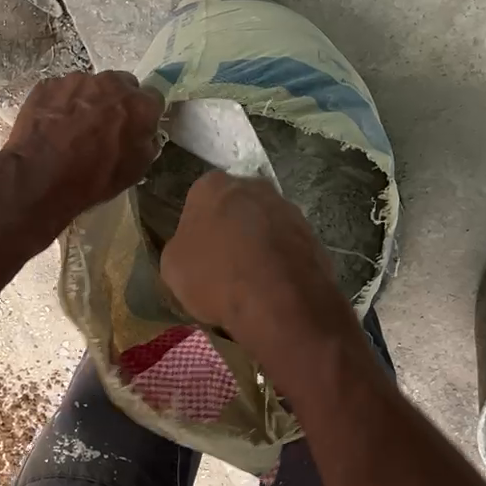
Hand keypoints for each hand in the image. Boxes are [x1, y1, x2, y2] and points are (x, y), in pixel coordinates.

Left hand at [0, 70, 162, 231]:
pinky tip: (53, 124)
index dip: (145, 112)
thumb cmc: (93, 178)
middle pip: (123, 84)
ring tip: (74, 126)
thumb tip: (146, 133)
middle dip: (118, 100)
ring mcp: (78, 80)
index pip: (154, 97)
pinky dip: (62, 102)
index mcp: (140, 105)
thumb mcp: (135, 170)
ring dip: (89, 100)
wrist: (39, 177)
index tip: (137, 125)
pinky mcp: (49, 84)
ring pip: (91, 85)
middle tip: (106, 124)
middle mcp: (112, 83)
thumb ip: (147, 143)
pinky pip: (63, 90)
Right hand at [159, 173, 357, 366]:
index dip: (198, 228)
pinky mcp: (312, 232)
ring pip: (265, 225)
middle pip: (236, 207)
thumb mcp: (173, 266)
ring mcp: (287, 207)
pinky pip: (288, 246)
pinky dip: (281, 261)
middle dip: (232, 230)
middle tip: (225, 265)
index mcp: (212, 186)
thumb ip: (182, 245)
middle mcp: (253, 186)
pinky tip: (275, 287)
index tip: (198, 254)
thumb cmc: (216, 276)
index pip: (200, 199)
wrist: (278, 299)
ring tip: (253, 282)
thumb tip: (195, 247)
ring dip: (260, 245)